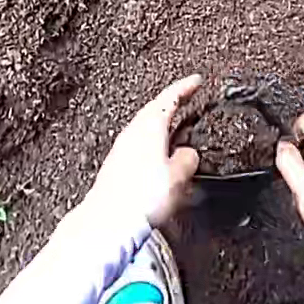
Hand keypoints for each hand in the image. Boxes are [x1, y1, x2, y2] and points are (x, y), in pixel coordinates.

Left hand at [86, 75, 202, 225]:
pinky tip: (158, 158)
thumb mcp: (178, 175)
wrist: (107, 222)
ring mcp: (122, 148)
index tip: (196, 80)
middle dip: (172, 104)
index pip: (170, 96)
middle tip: (187, 99)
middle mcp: (133, 132)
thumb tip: (188, 154)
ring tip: (177, 130)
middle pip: (155, 110)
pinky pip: (140, 146)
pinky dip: (153, 144)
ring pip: (146, 128)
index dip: (185, 87)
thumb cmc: (140, 197)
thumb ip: (187, 159)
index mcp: (149, 125)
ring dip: (162, 126)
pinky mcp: (116, 166)